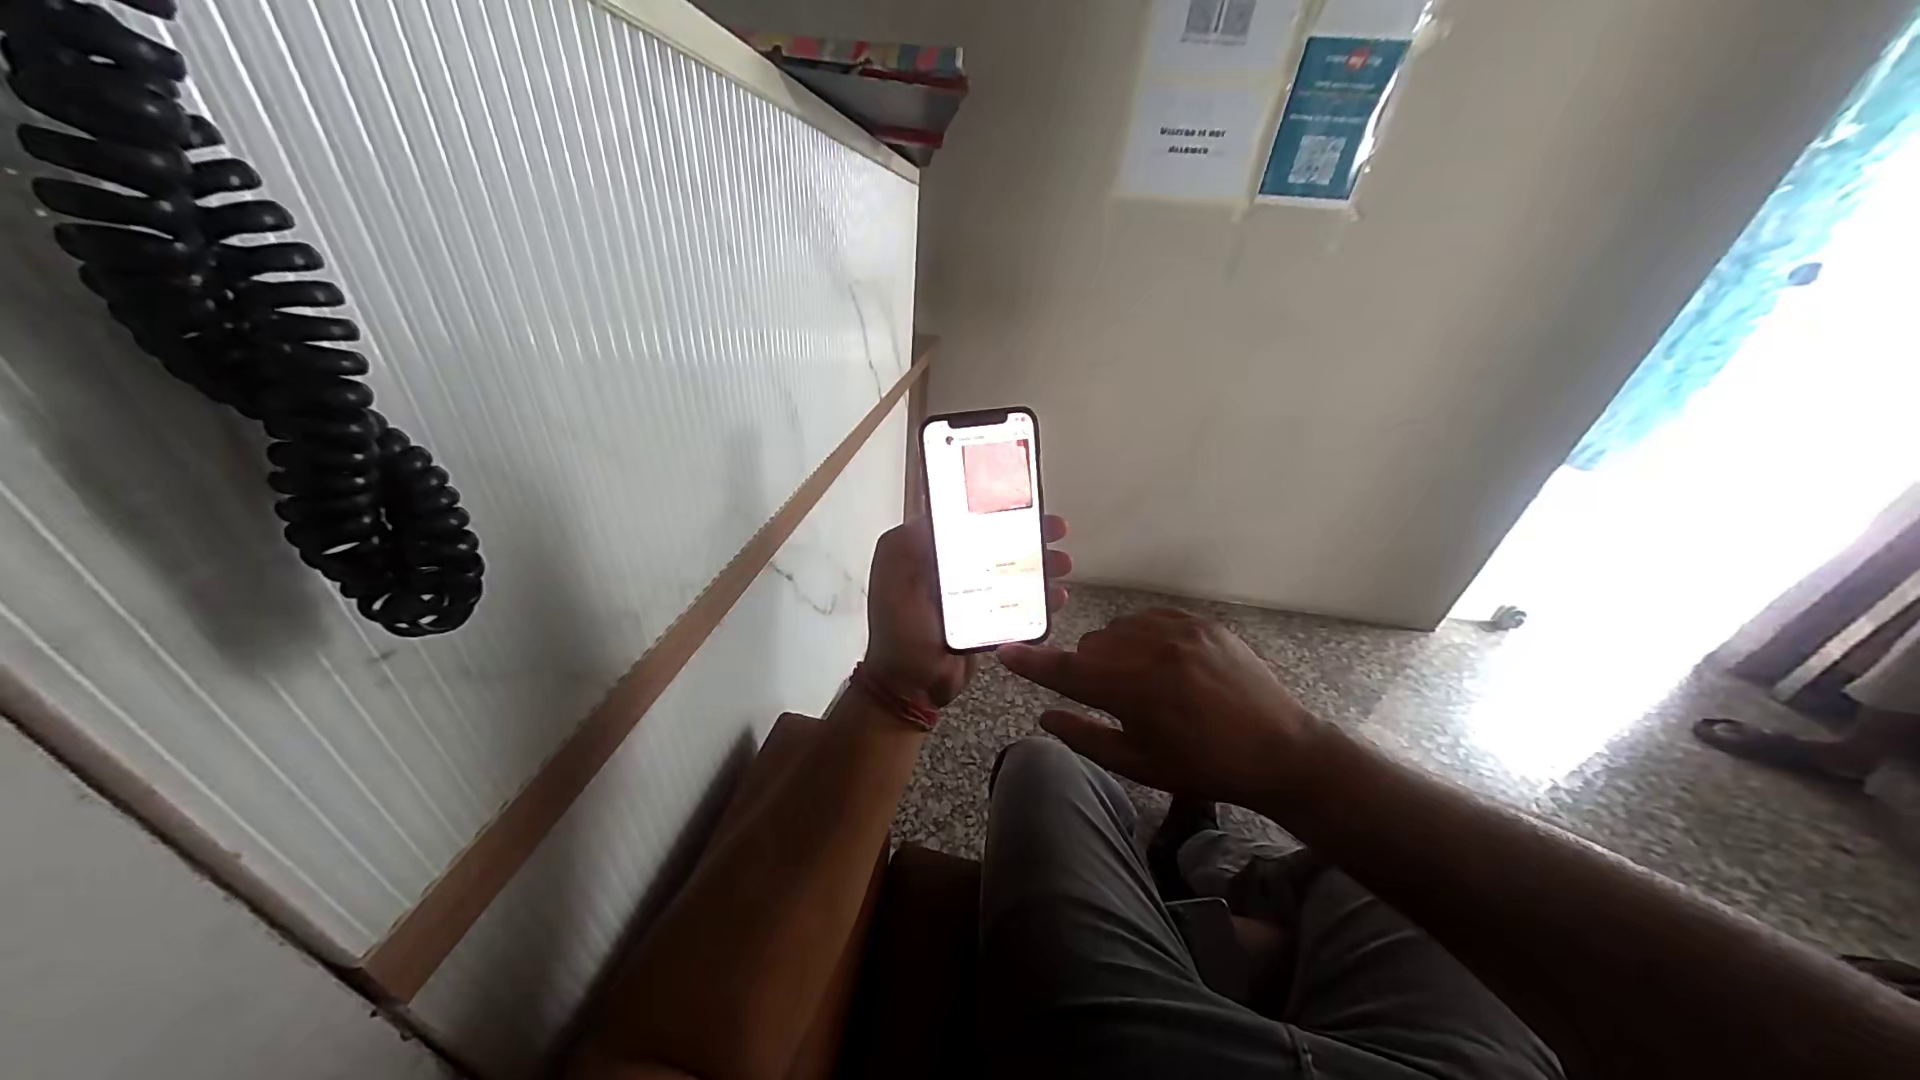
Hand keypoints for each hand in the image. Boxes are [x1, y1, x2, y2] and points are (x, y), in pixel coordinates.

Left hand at [863, 514, 1070, 709]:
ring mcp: (965, 591)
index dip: (991, 508)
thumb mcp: (895, 585)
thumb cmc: (898, 638)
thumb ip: (909, 547)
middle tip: (1054, 531)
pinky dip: (1035, 594)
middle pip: (991, 539)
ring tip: (1061, 564)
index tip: (1022, 504)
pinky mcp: (982, 615)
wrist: (913, 689)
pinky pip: (1012, 597)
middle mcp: (942, 567)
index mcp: (918, 552)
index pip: (960, 518)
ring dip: (1036, 563)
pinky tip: (1054, 595)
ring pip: (1006, 567)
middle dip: (1025, 534)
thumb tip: (936, 513)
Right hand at [996, 609, 1325, 807]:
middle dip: (1088, 670)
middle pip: (1091, 646)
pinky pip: (1150, 617)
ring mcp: (1180, 631)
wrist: (1280, 750)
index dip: (1032, 663)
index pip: (1067, 672)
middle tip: (1113, 698)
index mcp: (1134, 690)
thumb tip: (1044, 718)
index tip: (1005, 652)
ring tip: (1142, 680)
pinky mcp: (1201, 622)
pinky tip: (1161, 660)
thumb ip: (1085, 737)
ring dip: (1115, 651)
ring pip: (1118, 629)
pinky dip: (1142, 636)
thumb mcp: (1139, 764)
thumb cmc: (1204, 766)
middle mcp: (1152, 650)